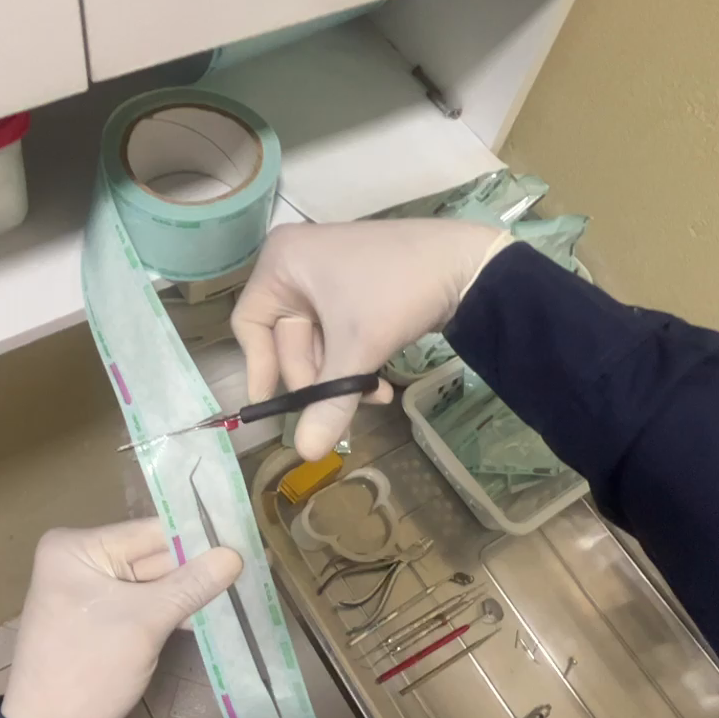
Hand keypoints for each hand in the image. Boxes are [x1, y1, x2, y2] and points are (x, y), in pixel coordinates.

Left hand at [2, 519, 243, 717]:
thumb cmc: (89, 669)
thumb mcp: (144, 623)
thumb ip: (192, 585)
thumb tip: (236, 554)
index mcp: (77, 547)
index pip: (150, 532)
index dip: (198, 535)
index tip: (244, 535)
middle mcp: (82, 558)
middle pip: (154, 554)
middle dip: (199, 563)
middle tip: (253, 558)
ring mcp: (93, 588)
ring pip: (156, 579)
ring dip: (192, 587)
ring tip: (243, 582)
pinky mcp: (106, 615)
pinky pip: (148, 600)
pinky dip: (176, 606)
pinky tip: (214, 608)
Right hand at [231, 219, 510, 458]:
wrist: (469, 262)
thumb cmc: (397, 291)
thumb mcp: (358, 348)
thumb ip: (329, 402)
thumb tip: (307, 454)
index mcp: (282, 263)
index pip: (250, 324)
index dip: (260, 368)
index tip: (272, 407)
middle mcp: (296, 265)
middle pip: (286, 340)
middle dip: (319, 379)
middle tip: (341, 406)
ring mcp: (325, 277)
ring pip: (316, 345)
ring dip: (342, 378)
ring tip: (373, 397)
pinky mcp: (352, 291)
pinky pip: (337, 337)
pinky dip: (354, 362)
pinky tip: (379, 385)